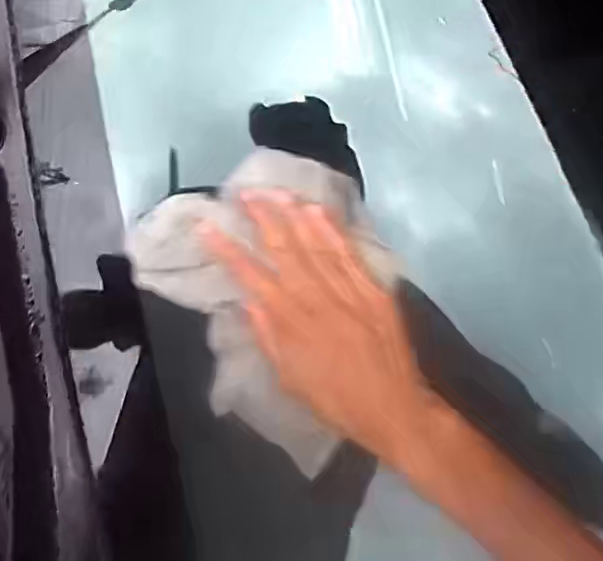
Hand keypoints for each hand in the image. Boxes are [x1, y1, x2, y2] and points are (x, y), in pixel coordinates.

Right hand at [201, 188, 428, 459]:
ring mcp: (345, 289)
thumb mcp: (289, 378)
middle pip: (281, 246)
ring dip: (292, 213)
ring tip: (274, 191)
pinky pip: (347, 251)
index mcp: (289, 320)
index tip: (207, 226)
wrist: (395, 410)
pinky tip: (316, 208)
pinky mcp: (372, 288)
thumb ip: (267, 337)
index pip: (249, 274)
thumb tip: (248, 301)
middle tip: (244, 193)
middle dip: (260, 216)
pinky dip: (331, 228)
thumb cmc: (336, 398)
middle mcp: (313, 297)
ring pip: (313, 241)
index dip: (226, 248)